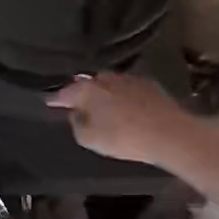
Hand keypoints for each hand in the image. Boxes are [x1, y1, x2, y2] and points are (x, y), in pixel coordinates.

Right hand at [46, 73, 216, 166]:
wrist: (169, 133)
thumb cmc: (124, 137)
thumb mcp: (90, 139)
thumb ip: (76, 125)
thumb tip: (76, 114)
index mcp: (87, 90)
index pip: (64, 93)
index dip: (55, 100)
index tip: (49, 103)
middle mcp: (106, 78)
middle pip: (87, 84)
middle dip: (81, 93)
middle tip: (77, 106)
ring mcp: (128, 78)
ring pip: (108, 84)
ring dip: (103, 93)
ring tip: (101, 107)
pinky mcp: (149, 84)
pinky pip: (127, 88)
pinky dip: (121, 95)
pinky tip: (125, 107)